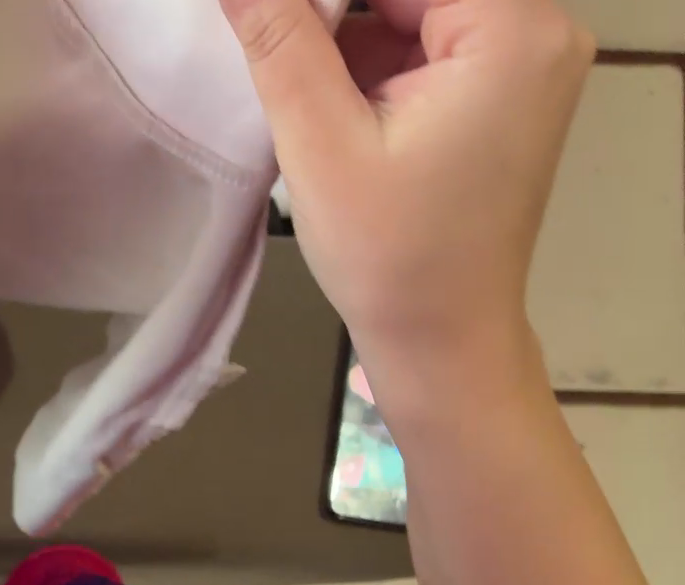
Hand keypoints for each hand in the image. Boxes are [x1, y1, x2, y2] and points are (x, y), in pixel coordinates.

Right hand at [221, 0, 593, 407]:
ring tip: (307, 118)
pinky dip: (370, 78)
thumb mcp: (320, 146)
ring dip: (346, 55)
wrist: (437, 328)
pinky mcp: (500, 102)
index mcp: (513, 30)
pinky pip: (426, 61)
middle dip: (333, 24)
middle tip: (273, 68)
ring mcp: (523, 69)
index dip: (322, 1)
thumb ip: (284, 53)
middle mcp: (540, 32)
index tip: (267, 23)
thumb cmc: (384, 246)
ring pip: (415, 25)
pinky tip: (330, 122)